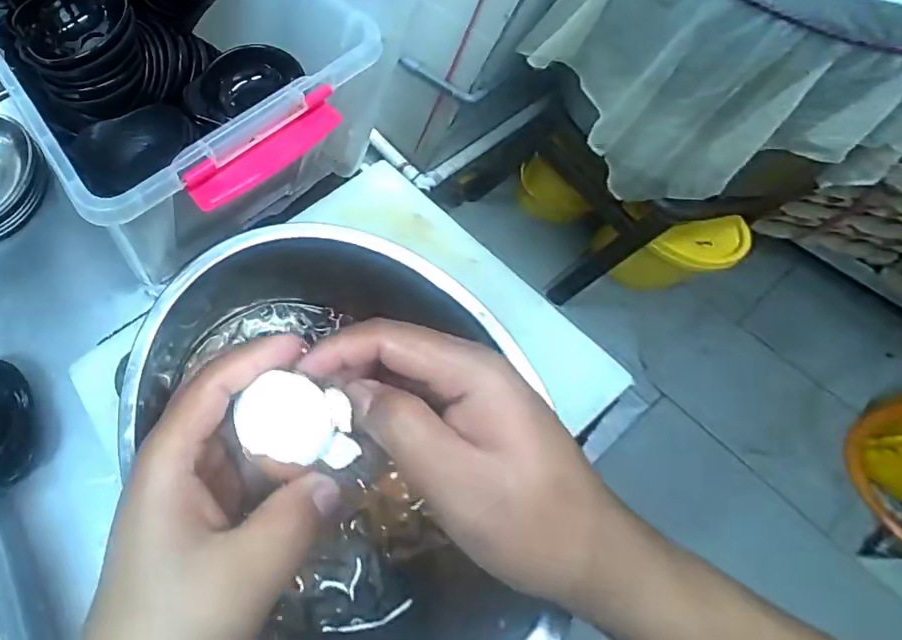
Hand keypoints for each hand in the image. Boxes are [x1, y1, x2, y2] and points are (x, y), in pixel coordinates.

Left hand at [85, 334, 343, 639]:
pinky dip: (269, 475)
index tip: (298, 343)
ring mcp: (183, 491)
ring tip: (321, 423)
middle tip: (319, 382)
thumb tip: (336, 479)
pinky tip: (303, 476)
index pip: (211, 384)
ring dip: (273, 435)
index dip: (252, 357)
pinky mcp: (196, 520)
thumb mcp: (240, 572)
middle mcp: (173, 460)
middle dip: (267, 390)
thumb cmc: (174, 614)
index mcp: (168, 453)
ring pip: (232, 445)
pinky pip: (237, 481)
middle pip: (220, 407)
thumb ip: (292, 522)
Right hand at [296, 320, 646, 612]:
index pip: (386, 337)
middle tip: (305, 395)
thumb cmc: (528, 523)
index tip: (299, 375)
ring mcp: (473, 386)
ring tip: (325, 409)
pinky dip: (383, 402)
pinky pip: (416, 392)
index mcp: (470, 369)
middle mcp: (470, 364)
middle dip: (344, 364)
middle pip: (391, 346)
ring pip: (400, 368)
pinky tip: (364, 424)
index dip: (337, 350)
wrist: (602, 564)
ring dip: (361, 383)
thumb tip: (349, 391)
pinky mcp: (473, 409)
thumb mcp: (455, 479)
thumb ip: (396, 423)